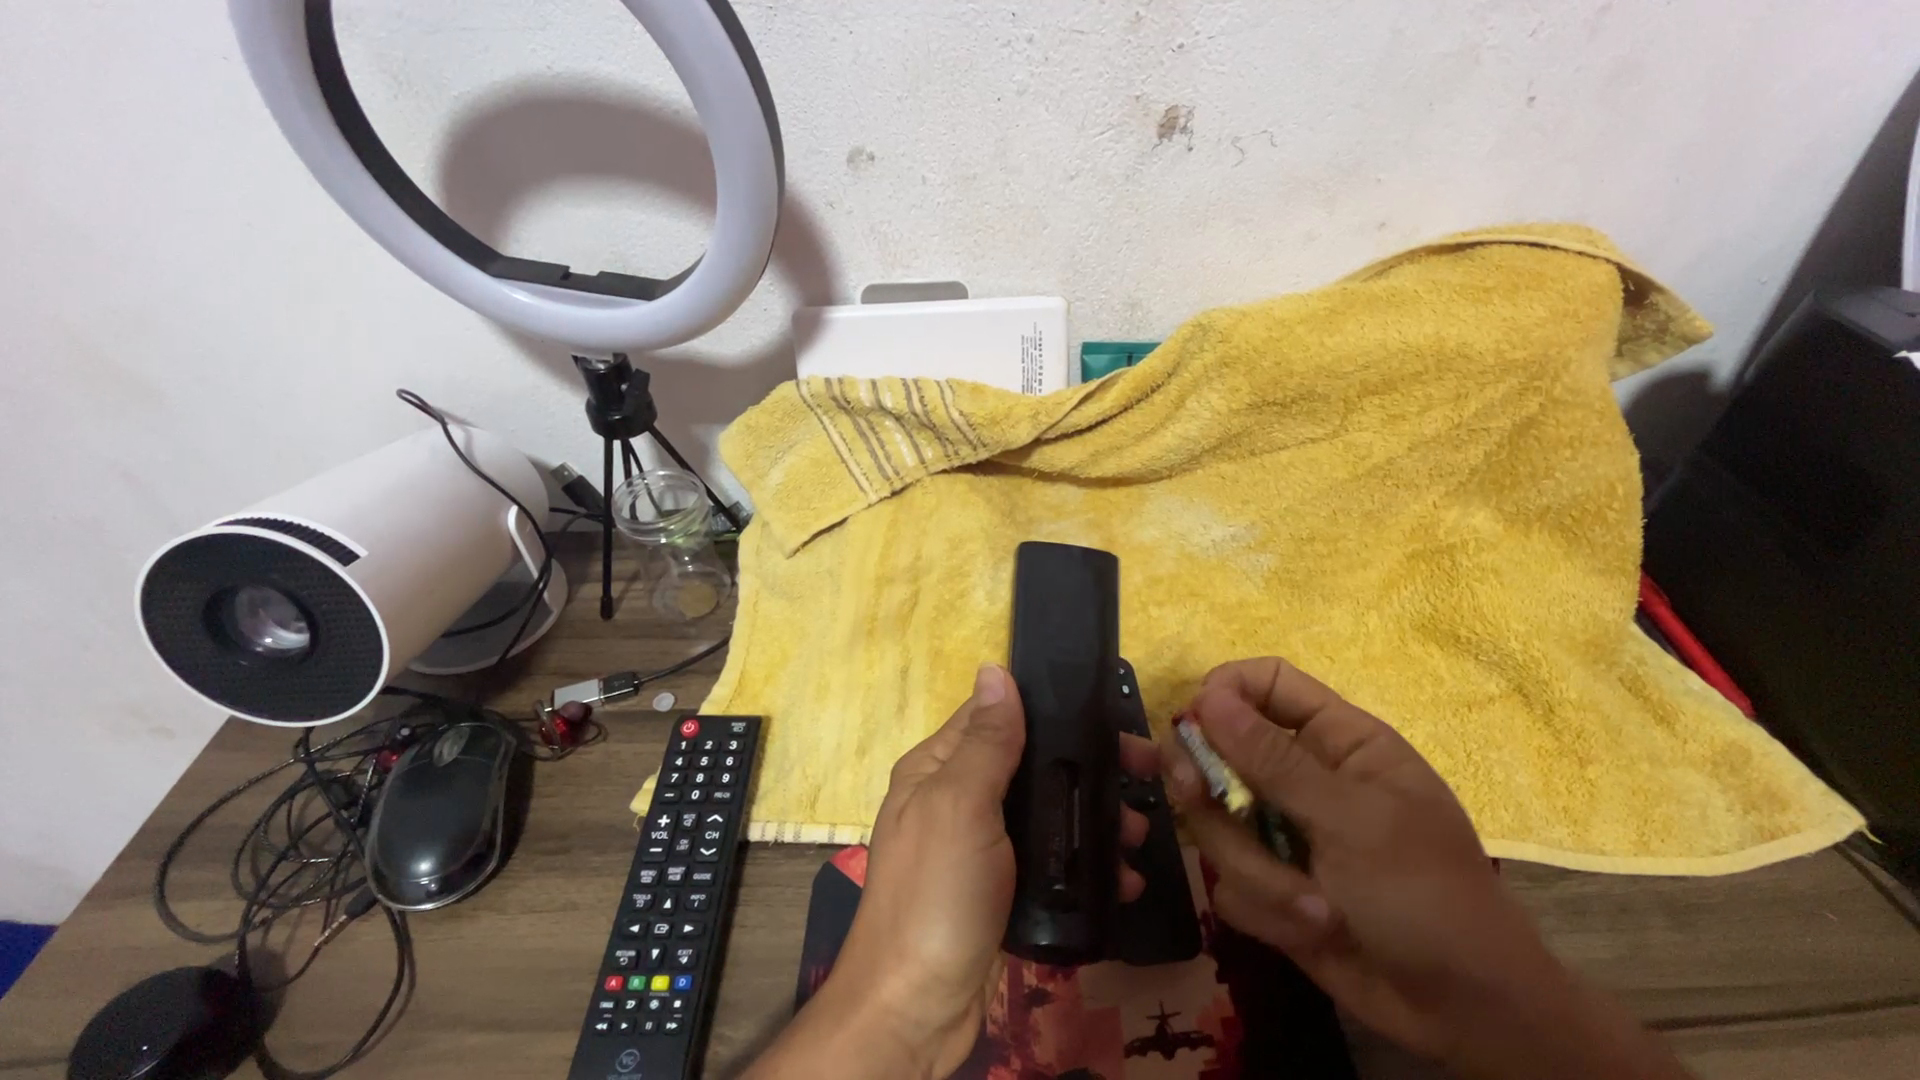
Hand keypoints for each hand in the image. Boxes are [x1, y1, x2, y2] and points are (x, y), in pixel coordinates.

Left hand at [748, 664, 1153, 1079]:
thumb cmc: (937, 895)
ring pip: (1046, 813)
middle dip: (1087, 769)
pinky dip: (1085, 864)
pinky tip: (1121, 880)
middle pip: (1030, 764)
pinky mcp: (1001, 890)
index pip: (996, 716)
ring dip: (1095, 819)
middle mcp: (956, 799)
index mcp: (937, 768)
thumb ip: (984, 742)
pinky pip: (1050, 861)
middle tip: (1145, 778)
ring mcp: (979, 847)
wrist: (918, 1008)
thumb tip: (994, 670)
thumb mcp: (961, 806)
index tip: (1111, 719)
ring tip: (1137, 838)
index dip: (1051, 709)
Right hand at [1167, 657, 1690, 1079]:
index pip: (1266, 683)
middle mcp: (1302, 779)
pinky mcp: (1270, 886)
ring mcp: (1282, 833)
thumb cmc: (1425, 895)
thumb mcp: (1351, 819)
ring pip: (1216, 823)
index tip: (1192, 724)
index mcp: (1337, 741)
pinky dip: (1266, 909)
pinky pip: (1229, 880)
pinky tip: (1314, 930)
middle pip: (1219, 751)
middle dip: (1208, 783)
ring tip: (1315, 906)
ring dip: (1258, 870)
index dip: (1224, 691)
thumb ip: (1272, 758)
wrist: (1462, 1011)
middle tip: (1196, 797)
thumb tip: (1208, 695)